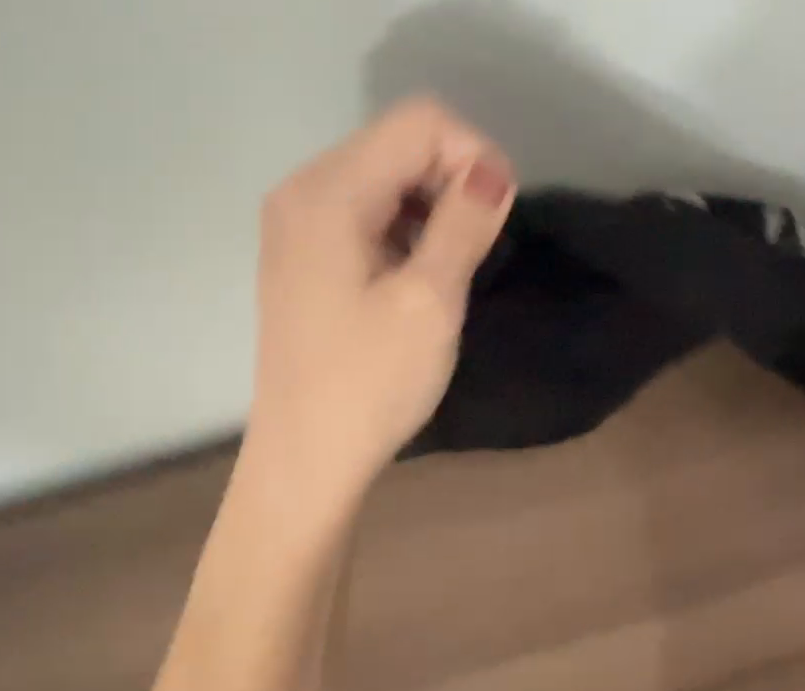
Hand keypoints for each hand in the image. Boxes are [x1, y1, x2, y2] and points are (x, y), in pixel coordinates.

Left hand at [246, 98, 516, 496]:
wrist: (310, 452)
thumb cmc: (372, 382)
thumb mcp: (430, 302)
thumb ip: (464, 226)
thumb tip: (495, 170)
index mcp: (329, 192)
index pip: (419, 124)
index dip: (475, 156)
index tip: (504, 218)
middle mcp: (305, 190)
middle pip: (399, 143)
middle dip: (456, 180)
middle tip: (486, 247)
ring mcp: (300, 223)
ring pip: (388, 179)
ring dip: (437, 208)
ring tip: (457, 268)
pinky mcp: (309, 255)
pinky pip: (370, 214)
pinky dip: (411, 229)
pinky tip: (424, 277)